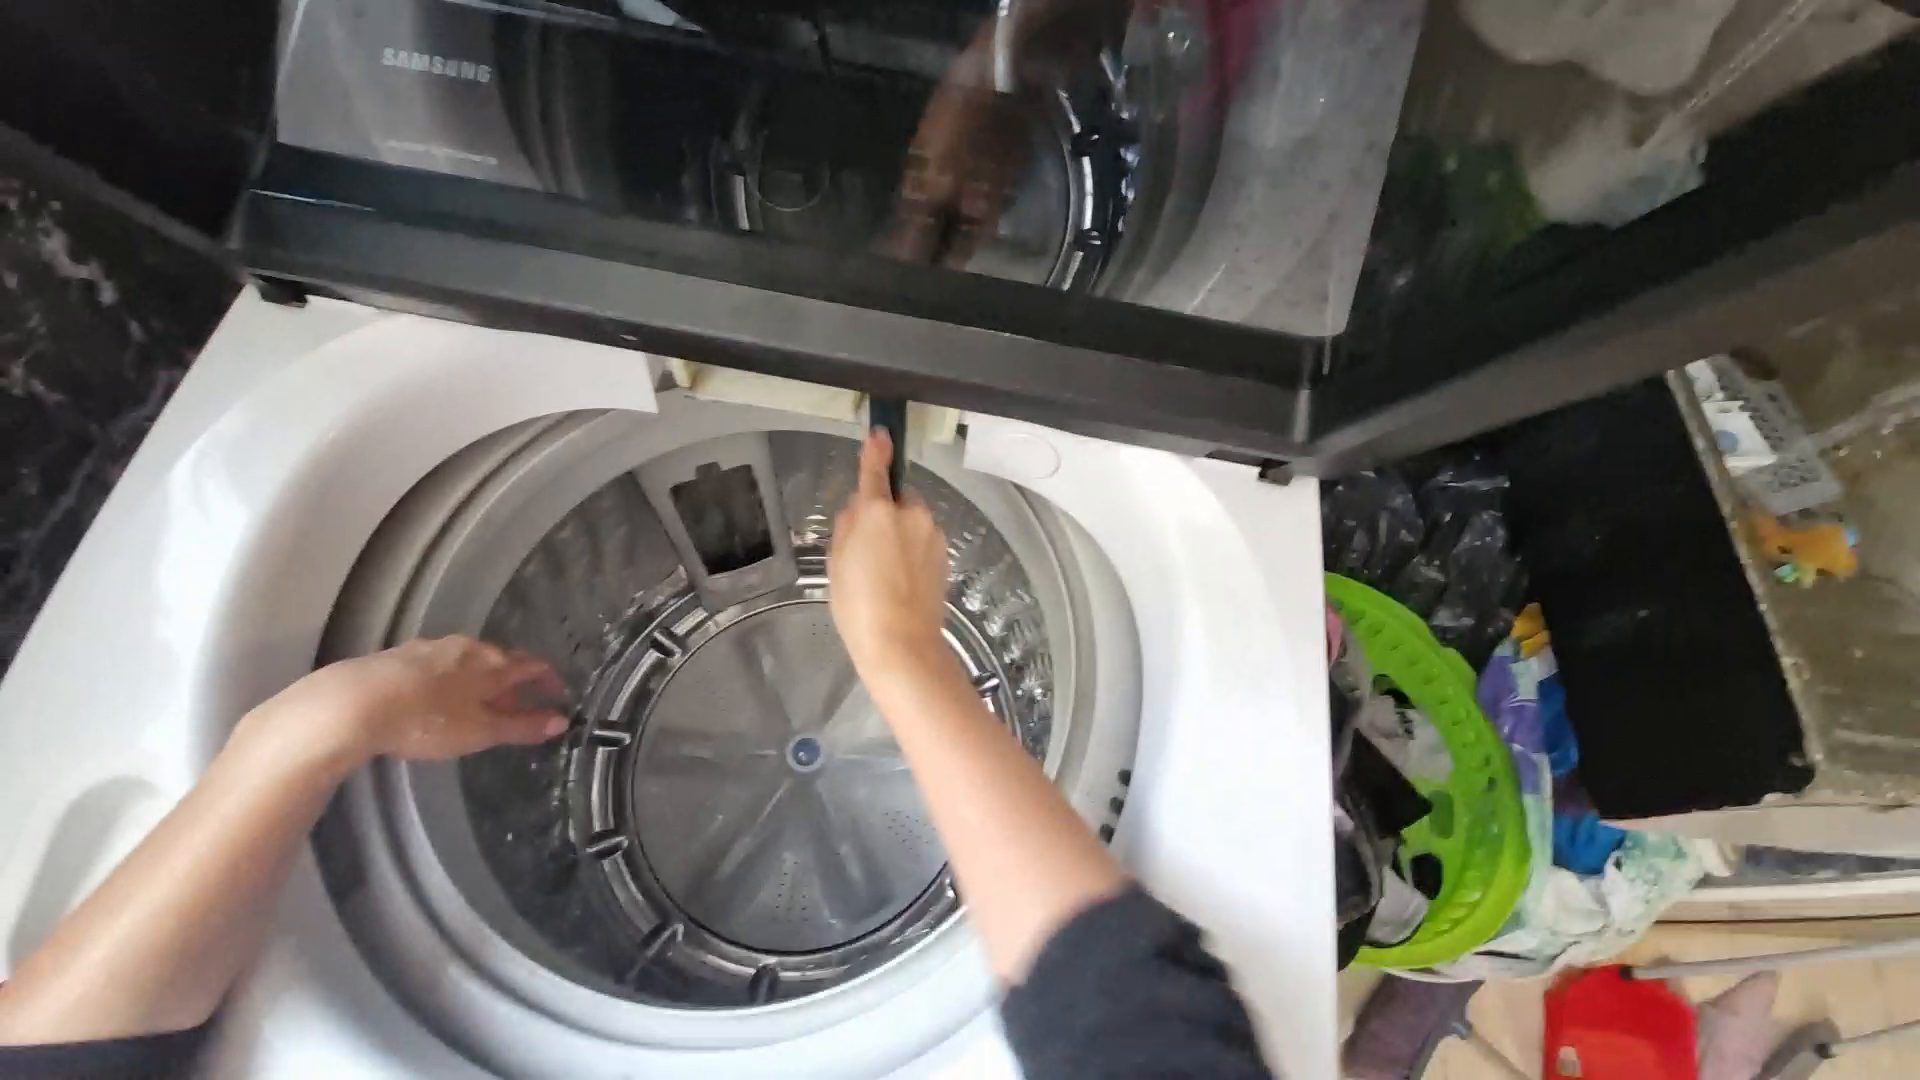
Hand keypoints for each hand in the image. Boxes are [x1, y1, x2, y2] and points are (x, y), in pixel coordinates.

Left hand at [247, 635, 568, 769]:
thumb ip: (521, 726)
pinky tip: (435, 696)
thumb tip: (561, 721)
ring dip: (479, 679)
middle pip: (501, 660)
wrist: (350, 704)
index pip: (533, 666)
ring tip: (475, 702)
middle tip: (515, 705)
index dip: (548, 680)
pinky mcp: (398, 655)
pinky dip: (448, 678)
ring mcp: (431, 648)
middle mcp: (468, 648)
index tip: (557, 694)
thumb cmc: (427, 719)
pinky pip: (437, 663)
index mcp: (494, 664)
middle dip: (512, 681)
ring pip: (468, 660)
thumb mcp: (480, 731)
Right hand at [829, 432, 953, 677]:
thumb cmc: (859, 604)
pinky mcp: (945, 556)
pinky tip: (899, 583)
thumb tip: (859, 509)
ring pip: (910, 524)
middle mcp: (912, 515)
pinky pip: (922, 543)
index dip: (875, 451)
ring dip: (898, 536)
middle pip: (895, 502)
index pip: (875, 471)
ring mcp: (933, 536)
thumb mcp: (837, 561)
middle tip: (863, 551)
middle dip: (882, 515)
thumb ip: (848, 525)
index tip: (879, 433)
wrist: (901, 644)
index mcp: (879, 511)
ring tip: (882, 575)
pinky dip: (911, 554)